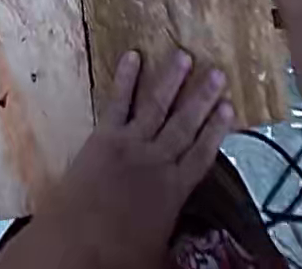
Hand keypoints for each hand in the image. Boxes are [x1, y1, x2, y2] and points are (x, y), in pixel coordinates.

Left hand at [21, 50, 234, 268]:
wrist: (72, 251)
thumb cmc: (114, 261)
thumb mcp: (157, 258)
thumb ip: (179, 248)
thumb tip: (201, 252)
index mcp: (172, 191)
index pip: (202, 155)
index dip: (217, 131)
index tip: (230, 107)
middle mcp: (156, 161)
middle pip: (185, 125)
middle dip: (203, 98)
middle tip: (218, 72)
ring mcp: (130, 144)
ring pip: (156, 106)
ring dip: (171, 80)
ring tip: (184, 55)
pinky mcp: (104, 137)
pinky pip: (117, 103)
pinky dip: (125, 79)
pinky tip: (132, 56)